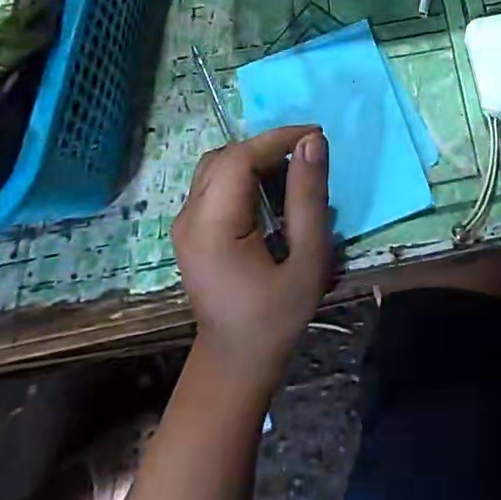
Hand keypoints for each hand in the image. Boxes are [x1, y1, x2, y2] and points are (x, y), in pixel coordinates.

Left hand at [172, 126, 332, 386]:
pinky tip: (272, 192)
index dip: (277, 138)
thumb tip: (313, 142)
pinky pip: (214, 183)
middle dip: (268, 147)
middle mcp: (188, 217)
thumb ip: (308, 198)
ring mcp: (184, 223)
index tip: (316, 136)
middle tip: (309, 156)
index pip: (239, 158)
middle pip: (225, 156)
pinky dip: (244, 175)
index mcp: (212, 226)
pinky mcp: (190, 228)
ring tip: (293, 172)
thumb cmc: (276, 316)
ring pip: (217, 166)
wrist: (236, 362)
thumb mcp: (307, 259)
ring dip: (255, 159)